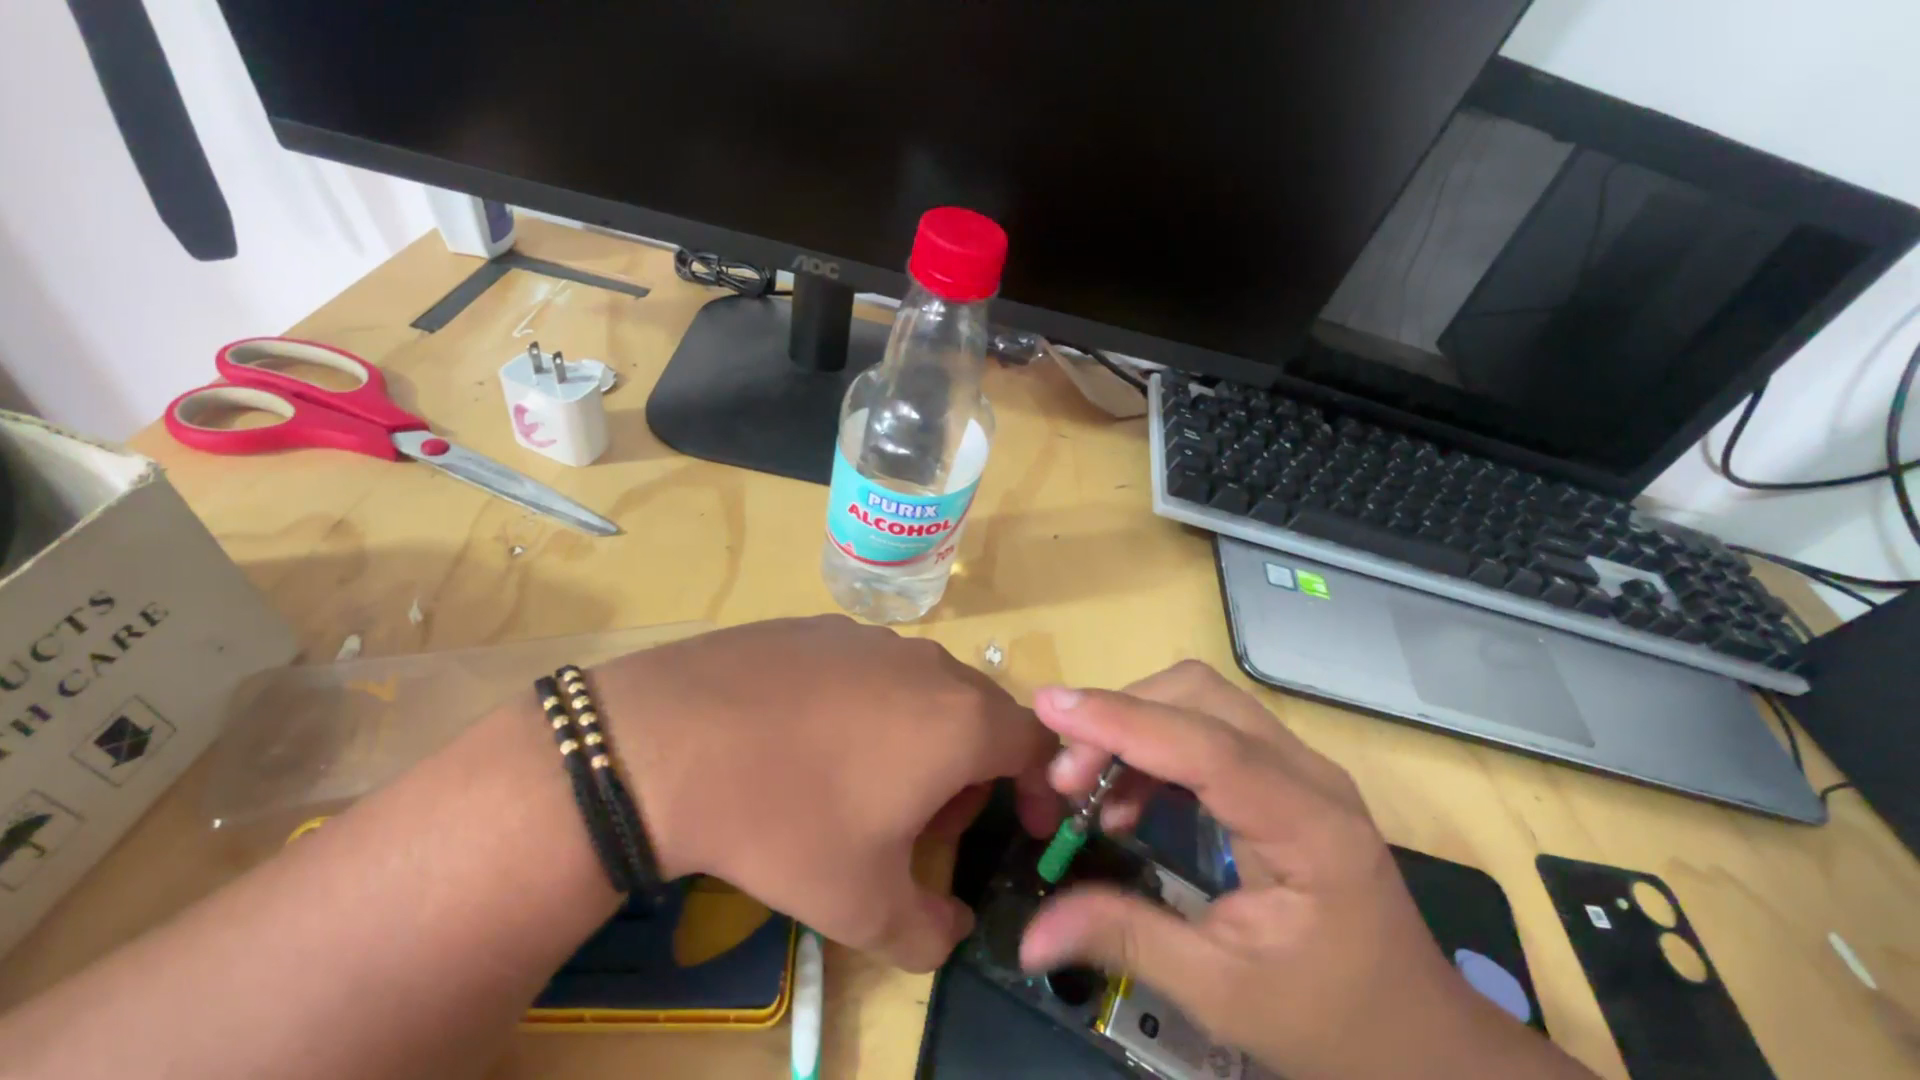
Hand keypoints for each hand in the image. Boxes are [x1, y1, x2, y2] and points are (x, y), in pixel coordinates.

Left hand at [590, 616, 1057, 971]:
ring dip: (920, 737)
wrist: (665, 745)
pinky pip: (867, 668)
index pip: (1037, 743)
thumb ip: (929, 932)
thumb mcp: (863, 906)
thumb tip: (952, 930)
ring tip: (861, 782)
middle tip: (928, 821)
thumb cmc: (787, 823)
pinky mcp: (814, 626)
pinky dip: (866, 706)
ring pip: (923, 688)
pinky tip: (806, 740)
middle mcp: (927, 664)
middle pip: (981, 714)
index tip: (1020, 825)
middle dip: (974, 771)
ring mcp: (868, 637)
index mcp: (961, 720)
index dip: (1041, 786)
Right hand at [1020, 662, 1593, 1079]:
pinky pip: (1208, 732)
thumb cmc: (1329, 1017)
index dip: (1124, 721)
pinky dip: (1155, 749)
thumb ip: (1127, 940)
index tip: (1050, 707)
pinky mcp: (1285, 779)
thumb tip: (1030, 936)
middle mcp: (1310, 776)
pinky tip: (1124, 801)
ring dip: (1134, 729)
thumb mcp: (1222, 991)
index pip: (1209, 747)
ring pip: (1202, 704)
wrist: (1416, 1034)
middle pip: (1203, 699)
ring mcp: (1301, 771)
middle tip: (1063, 778)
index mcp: (1310, 827)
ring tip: (1081, 790)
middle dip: (1122, 718)